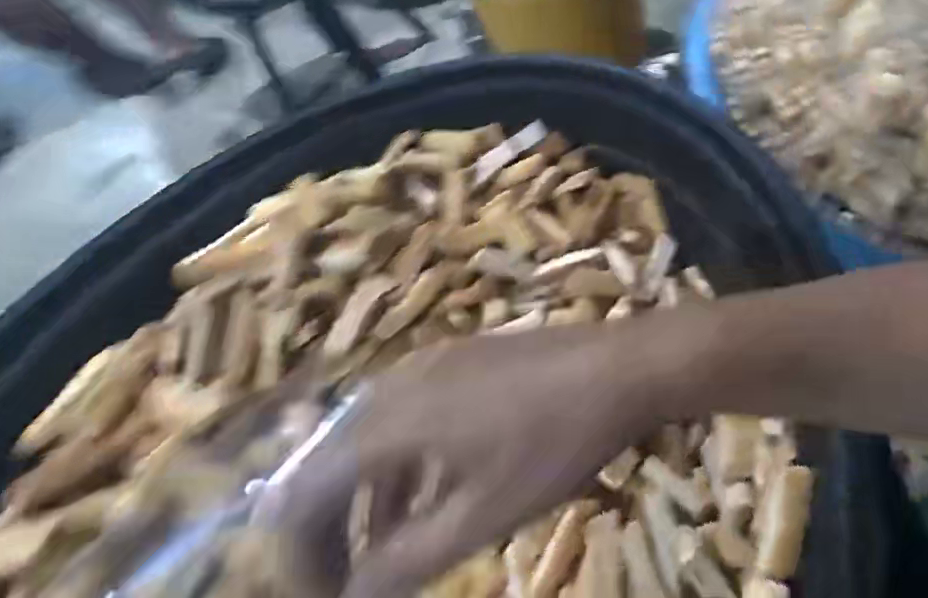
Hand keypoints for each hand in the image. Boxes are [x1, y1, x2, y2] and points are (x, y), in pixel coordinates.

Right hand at [271, 323, 661, 597]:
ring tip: (395, 544)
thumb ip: (403, 564)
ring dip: (374, 491)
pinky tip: (439, 485)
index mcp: (392, 419)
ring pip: (377, 431)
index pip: (304, 496)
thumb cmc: (555, 441)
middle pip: (334, 458)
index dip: (301, 560)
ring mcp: (442, 357)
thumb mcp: (480, 516)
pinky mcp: (474, 352)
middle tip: (353, 577)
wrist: (625, 365)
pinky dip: (409, 454)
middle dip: (333, 525)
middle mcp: (404, 378)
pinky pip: (416, 406)